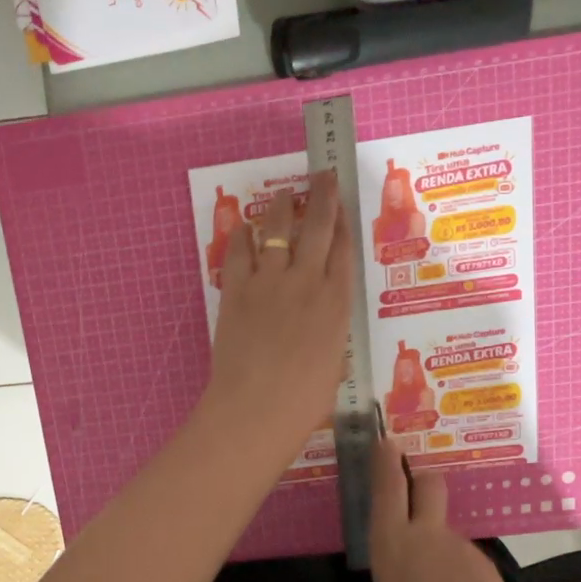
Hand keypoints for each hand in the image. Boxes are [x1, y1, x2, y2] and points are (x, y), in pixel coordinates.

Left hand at [199, 170, 353, 451]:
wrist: (257, 407)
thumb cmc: (304, 401)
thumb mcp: (332, 368)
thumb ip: (330, 341)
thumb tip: (325, 338)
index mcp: (337, 303)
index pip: (344, 249)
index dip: (343, 220)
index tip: (342, 200)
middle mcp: (307, 281)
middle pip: (317, 226)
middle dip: (321, 196)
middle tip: (321, 174)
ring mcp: (269, 281)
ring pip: (277, 229)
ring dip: (281, 207)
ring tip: (283, 195)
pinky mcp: (236, 289)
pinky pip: (240, 251)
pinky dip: (244, 236)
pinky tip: (245, 228)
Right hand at [369, 437, 529, 581]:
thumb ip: (394, 565)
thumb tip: (405, 557)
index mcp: (392, 541)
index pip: (388, 488)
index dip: (386, 461)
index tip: (387, 440)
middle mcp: (427, 533)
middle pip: (428, 485)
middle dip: (421, 479)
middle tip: (416, 487)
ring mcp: (462, 546)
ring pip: (447, 532)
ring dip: (440, 547)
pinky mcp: (487, 564)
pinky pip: (466, 560)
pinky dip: (460, 573)